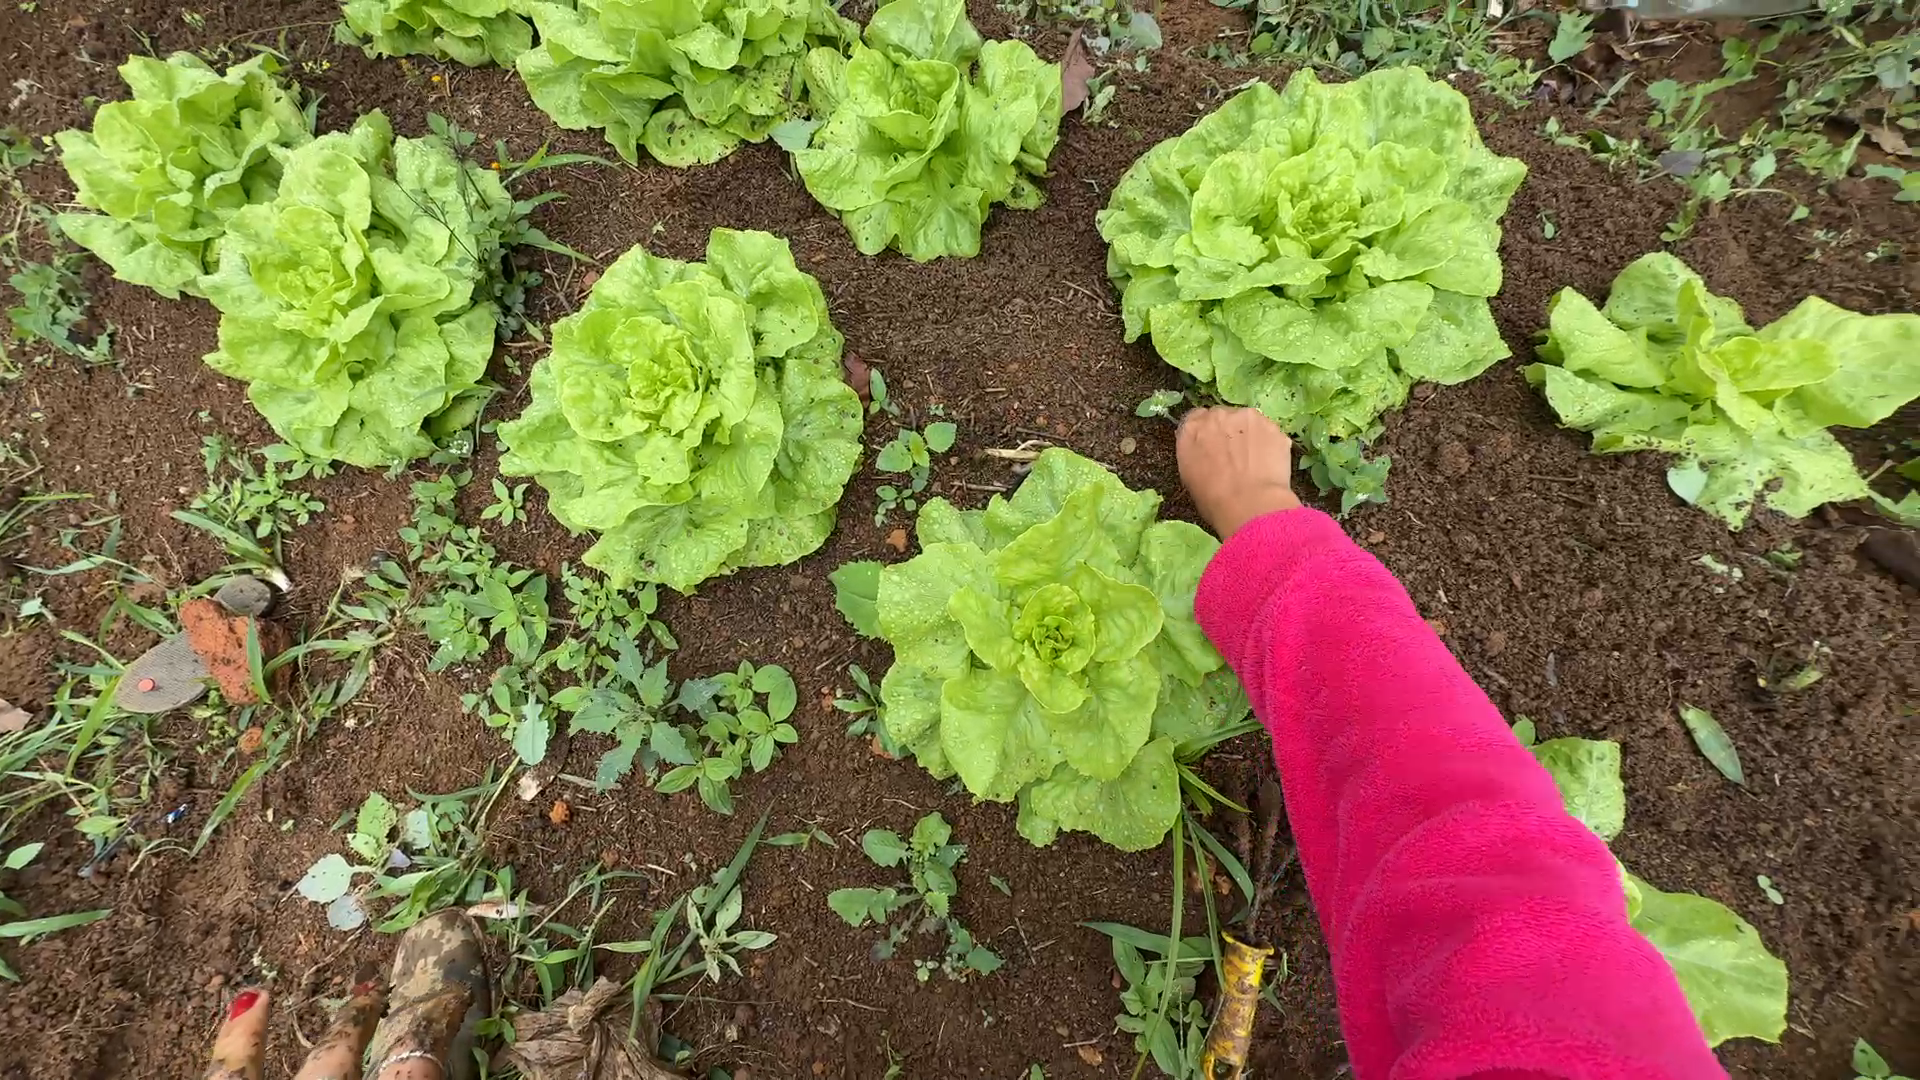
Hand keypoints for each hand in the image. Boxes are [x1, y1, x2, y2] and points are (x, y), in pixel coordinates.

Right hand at [1176, 406, 1301, 540]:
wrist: (1250, 504)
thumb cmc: (1212, 498)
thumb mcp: (1188, 474)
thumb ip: (1193, 450)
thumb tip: (1202, 447)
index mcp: (1192, 428)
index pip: (1195, 418)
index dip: (1203, 434)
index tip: (1209, 447)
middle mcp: (1218, 415)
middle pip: (1222, 416)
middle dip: (1226, 431)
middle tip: (1232, 456)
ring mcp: (1249, 418)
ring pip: (1248, 422)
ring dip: (1248, 435)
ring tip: (1252, 461)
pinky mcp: (1274, 427)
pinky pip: (1268, 433)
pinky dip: (1267, 444)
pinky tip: (1267, 465)